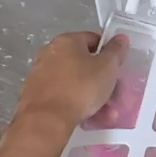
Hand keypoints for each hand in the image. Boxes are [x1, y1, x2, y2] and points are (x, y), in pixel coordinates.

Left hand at [12, 31, 129, 131]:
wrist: (46, 119)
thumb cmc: (81, 87)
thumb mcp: (107, 68)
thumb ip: (116, 51)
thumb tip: (120, 38)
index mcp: (67, 41)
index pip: (93, 40)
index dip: (109, 54)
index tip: (117, 70)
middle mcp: (50, 52)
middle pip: (84, 64)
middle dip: (102, 81)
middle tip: (114, 97)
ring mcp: (40, 74)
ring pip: (74, 82)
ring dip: (92, 97)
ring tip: (106, 115)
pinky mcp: (35, 94)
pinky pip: (62, 95)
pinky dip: (75, 104)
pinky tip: (87, 118)